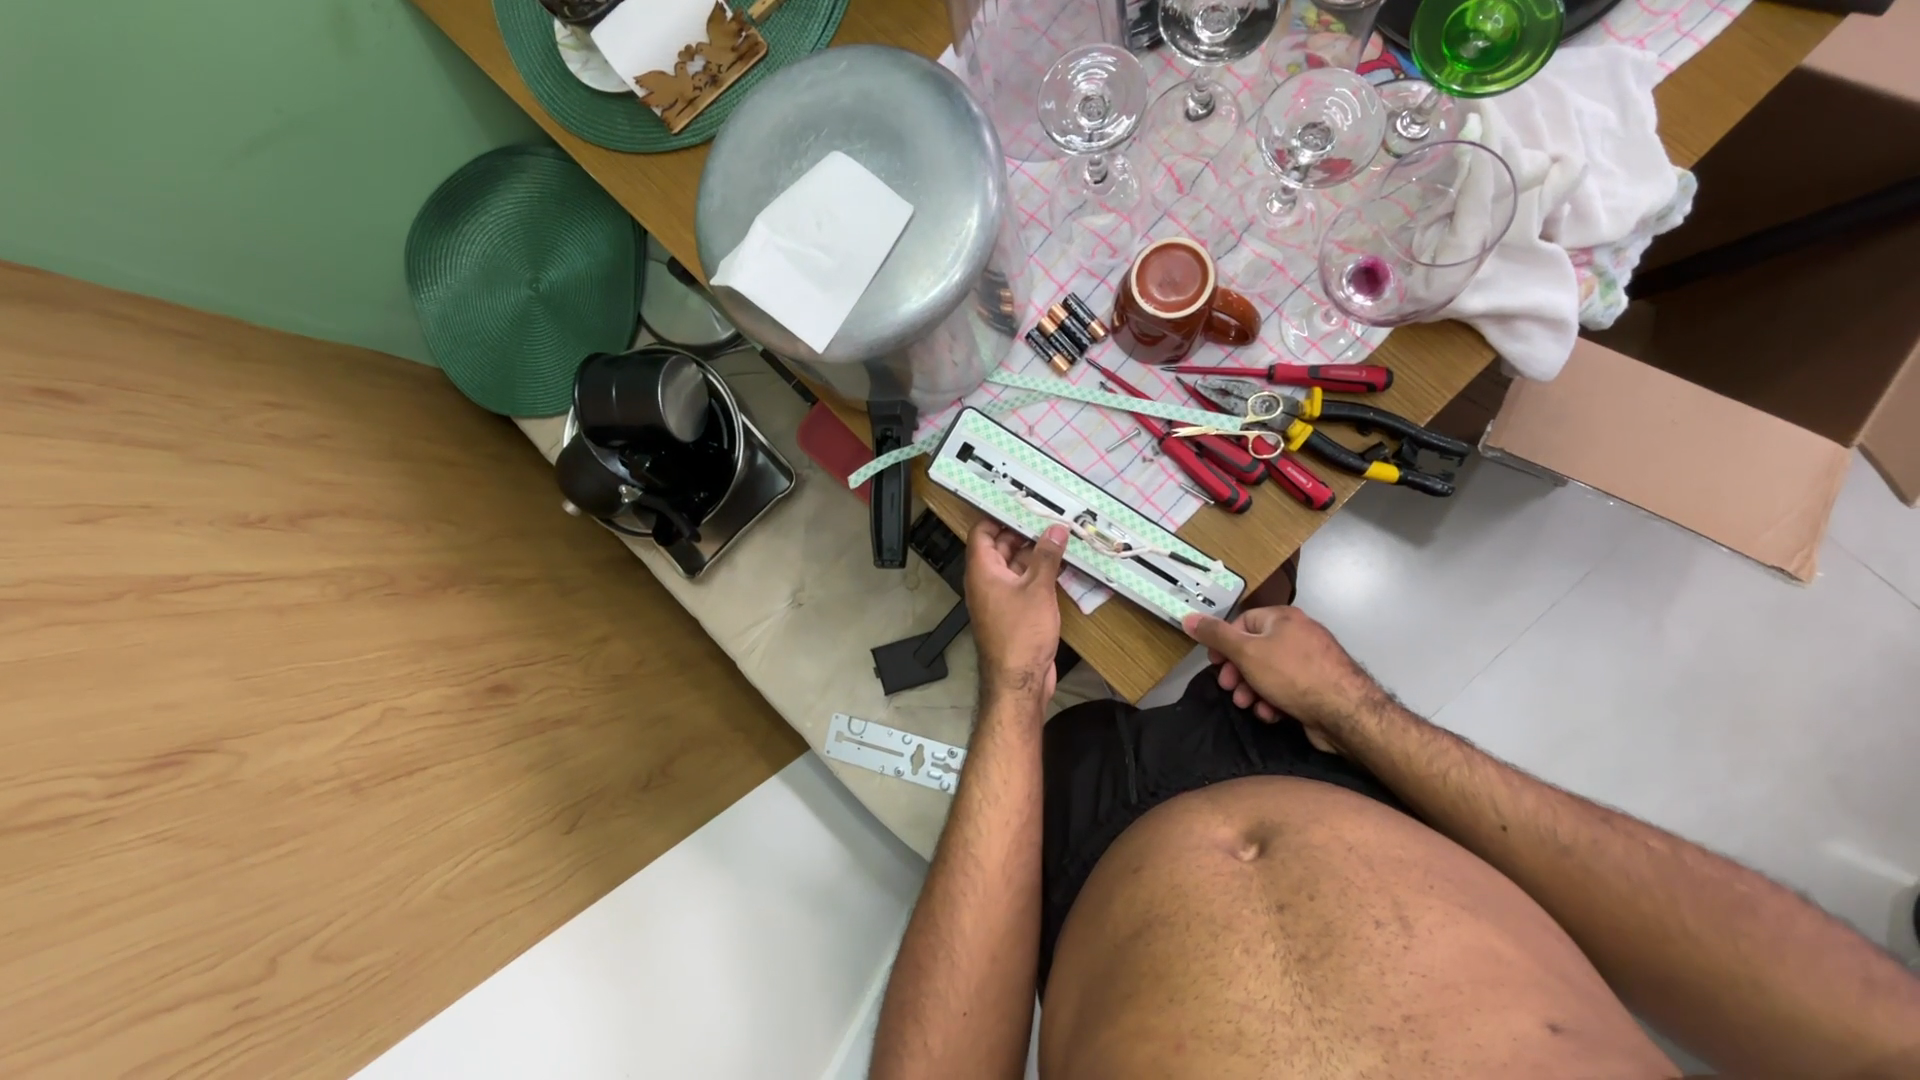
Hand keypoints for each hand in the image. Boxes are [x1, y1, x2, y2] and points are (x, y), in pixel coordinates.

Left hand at [966, 518, 1066, 703]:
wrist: (1019, 680)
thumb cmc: (1020, 635)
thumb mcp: (1038, 588)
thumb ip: (1047, 556)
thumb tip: (1054, 530)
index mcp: (982, 570)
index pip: (983, 532)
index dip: (1000, 515)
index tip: (1023, 503)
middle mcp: (986, 582)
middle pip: (1000, 547)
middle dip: (1024, 533)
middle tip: (1050, 519)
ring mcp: (999, 598)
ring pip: (1015, 566)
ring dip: (1035, 554)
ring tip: (1061, 538)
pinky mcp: (1013, 613)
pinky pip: (1023, 585)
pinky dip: (1039, 574)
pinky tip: (1061, 567)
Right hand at [1182, 606, 1380, 750]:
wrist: (1346, 712)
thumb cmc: (1293, 675)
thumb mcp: (1246, 653)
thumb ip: (1216, 635)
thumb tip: (1189, 617)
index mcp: (1283, 618)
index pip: (1242, 622)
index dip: (1224, 643)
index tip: (1215, 664)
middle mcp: (1298, 634)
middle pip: (1254, 650)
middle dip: (1238, 672)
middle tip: (1228, 688)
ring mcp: (1310, 661)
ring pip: (1268, 672)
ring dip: (1252, 690)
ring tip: (1248, 705)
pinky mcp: (1317, 686)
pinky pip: (1286, 688)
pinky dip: (1274, 701)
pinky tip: (1271, 714)